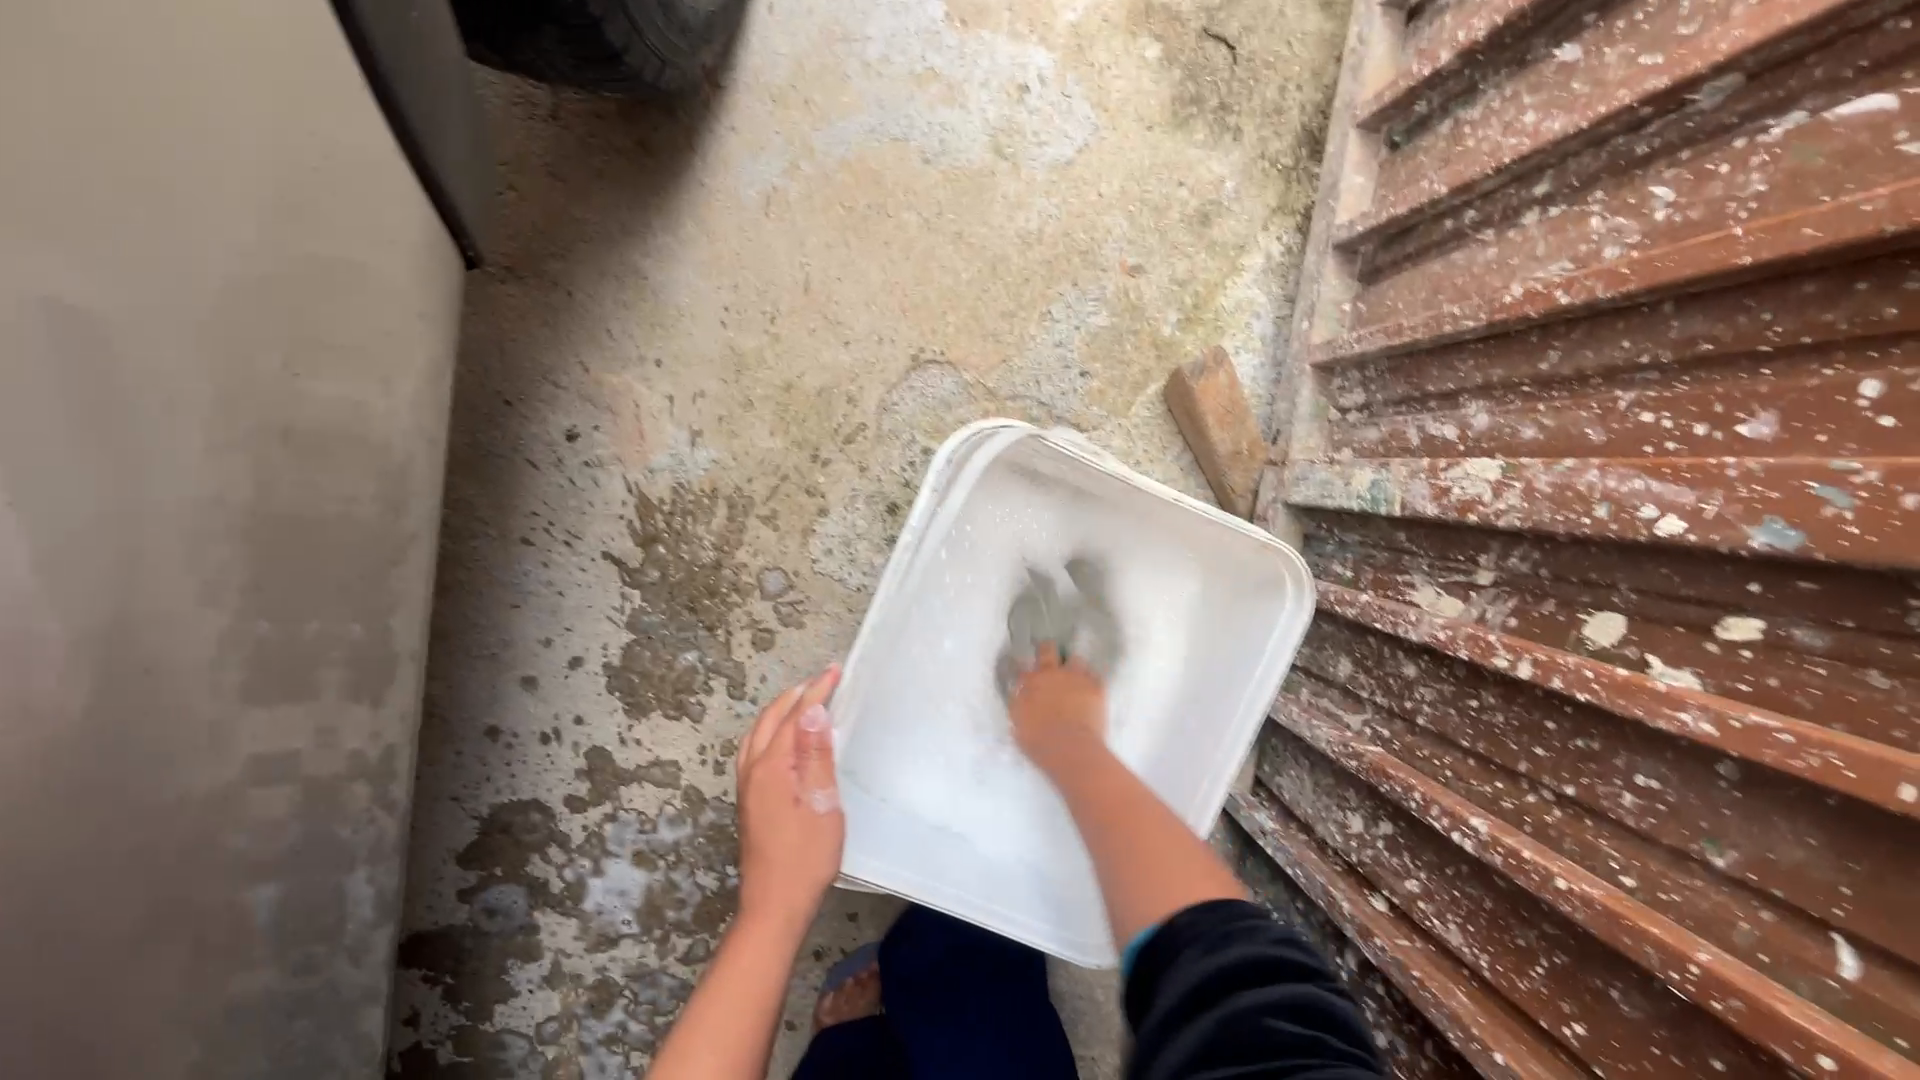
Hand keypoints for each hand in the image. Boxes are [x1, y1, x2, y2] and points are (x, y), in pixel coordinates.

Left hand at [734, 665, 842, 931]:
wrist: (775, 904)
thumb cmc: (806, 857)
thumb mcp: (822, 804)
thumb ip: (816, 755)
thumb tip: (812, 710)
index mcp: (771, 768)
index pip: (794, 717)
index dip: (815, 692)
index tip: (834, 671)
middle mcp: (752, 771)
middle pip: (769, 720)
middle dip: (795, 695)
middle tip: (822, 681)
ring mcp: (747, 787)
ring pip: (757, 734)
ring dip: (779, 711)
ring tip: (803, 701)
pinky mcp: (749, 801)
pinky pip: (755, 750)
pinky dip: (770, 731)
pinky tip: (784, 740)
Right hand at [1009, 643, 1107, 776]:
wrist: (1070, 748)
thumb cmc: (1038, 740)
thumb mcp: (1018, 722)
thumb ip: (1019, 703)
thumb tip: (1020, 694)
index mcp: (1030, 683)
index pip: (1022, 664)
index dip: (1023, 664)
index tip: (1025, 667)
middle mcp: (1051, 673)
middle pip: (1048, 649)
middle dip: (1047, 649)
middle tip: (1048, 652)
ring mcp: (1076, 677)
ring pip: (1075, 660)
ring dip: (1073, 667)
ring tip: (1075, 677)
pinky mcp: (1096, 686)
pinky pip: (1095, 676)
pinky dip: (1091, 681)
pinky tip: (1091, 690)